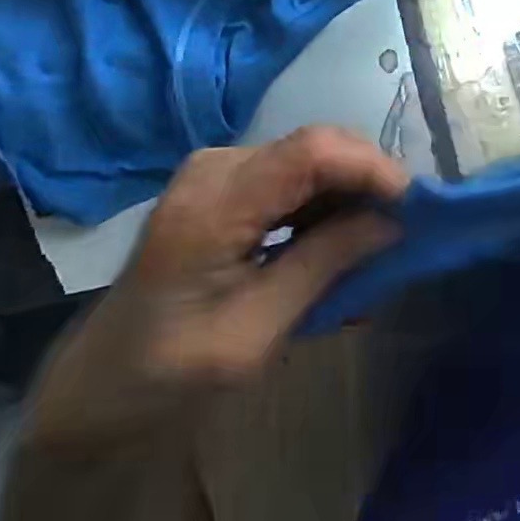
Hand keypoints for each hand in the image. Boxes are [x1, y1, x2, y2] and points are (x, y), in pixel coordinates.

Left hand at [22, 126, 408, 446]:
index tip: (414, 205)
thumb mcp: (257, 330)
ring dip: (348, 193)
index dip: (370, 166)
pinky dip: (323, 204)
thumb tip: (391, 223)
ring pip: (308, 157)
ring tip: (376, 244)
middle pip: (313, 145)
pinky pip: (290, 176)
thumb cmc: (173, 367)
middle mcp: (217, 165)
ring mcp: (218, 169)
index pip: (310, 151)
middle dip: (367, 178)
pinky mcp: (224, 183)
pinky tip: (339, 244)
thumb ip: (324, 265)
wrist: (105, 375)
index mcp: (215, 201)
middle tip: (403, 227)